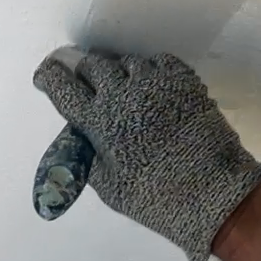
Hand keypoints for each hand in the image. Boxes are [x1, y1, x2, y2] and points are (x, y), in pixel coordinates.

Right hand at [33, 47, 260, 260]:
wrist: (214, 193)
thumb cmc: (157, 198)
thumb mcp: (110, 188)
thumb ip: (88, 156)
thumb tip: (80, 134)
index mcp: (99, 122)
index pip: (62, 88)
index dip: (49, 77)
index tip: (45, 75)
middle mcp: (121, 94)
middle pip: (91, 64)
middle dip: (85, 72)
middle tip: (89, 84)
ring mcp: (152, 81)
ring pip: (124, 61)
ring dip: (119, 73)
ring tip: (126, 90)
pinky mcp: (180, 77)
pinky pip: (156, 62)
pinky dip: (149, 71)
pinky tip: (153, 88)